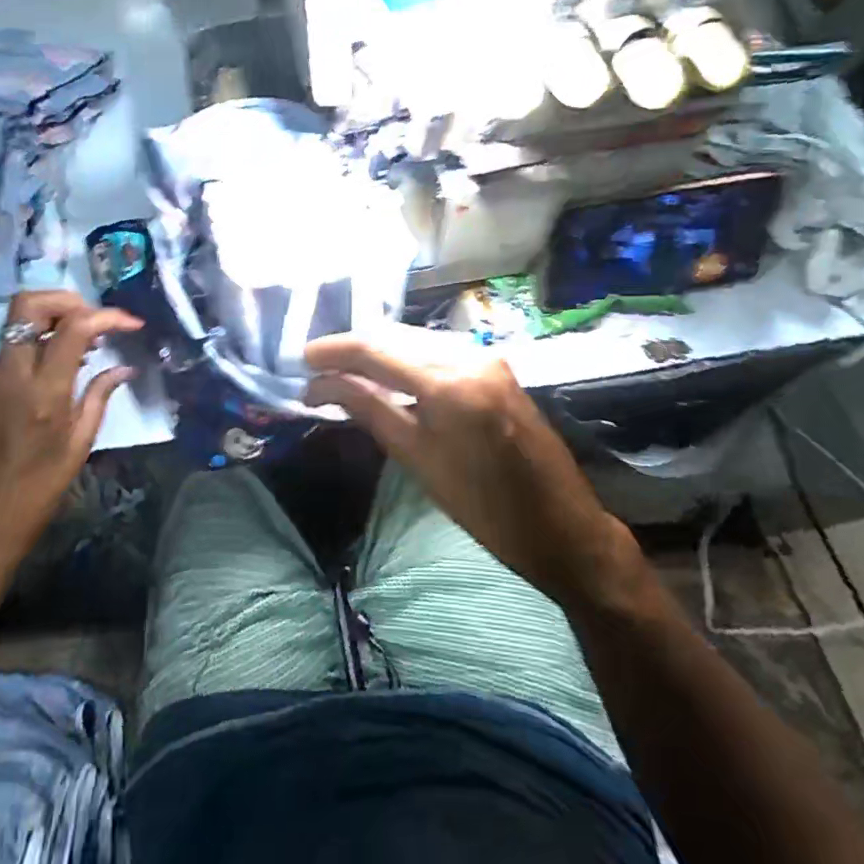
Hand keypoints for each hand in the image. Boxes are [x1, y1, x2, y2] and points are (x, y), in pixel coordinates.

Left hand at [0, 291, 142, 568]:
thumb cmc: (41, 486)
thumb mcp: (80, 442)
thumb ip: (100, 395)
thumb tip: (125, 368)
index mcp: (44, 391)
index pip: (73, 327)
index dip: (107, 316)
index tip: (131, 325)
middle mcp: (13, 373)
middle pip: (29, 303)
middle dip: (67, 299)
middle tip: (96, 321)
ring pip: (17, 318)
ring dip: (54, 315)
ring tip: (87, 340)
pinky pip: (15, 342)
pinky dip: (42, 337)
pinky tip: (64, 361)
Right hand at [303, 336, 627, 602]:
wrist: (563, 528)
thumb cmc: (484, 508)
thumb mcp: (417, 460)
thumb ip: (369, 409)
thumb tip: (320, 385)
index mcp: (449, 382)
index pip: (375, 349)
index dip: (333, 351)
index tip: (300, 361)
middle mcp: (469, 356)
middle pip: (394, 335)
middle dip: (351, 348)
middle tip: (315, 368)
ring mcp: (487, 359)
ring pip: (415, 339)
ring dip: (376, 351)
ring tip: (341, 372)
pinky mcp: (496, 369)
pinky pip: (437, 351)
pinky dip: (404, 358)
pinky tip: (384, 375)